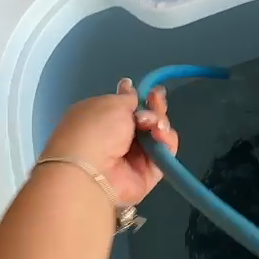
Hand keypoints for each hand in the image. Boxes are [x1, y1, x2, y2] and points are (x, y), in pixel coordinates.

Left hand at [40, 79, 177, 205]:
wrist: (91, 171)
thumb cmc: (96, 129)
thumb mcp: (111, 103)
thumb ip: (127, 97)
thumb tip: (127, 85)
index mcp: (100, 120)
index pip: (127, 107)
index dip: (141, 98)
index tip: (151, 92)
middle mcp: (116, 138)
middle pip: (146, 119)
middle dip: (154, 108)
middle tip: (156, 100)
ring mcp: (133, 157)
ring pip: (158, 133)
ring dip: (160, 122)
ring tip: (153, 124)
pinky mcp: (148, 172)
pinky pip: (165, 152)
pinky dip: (166, 140)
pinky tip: (159, 134)